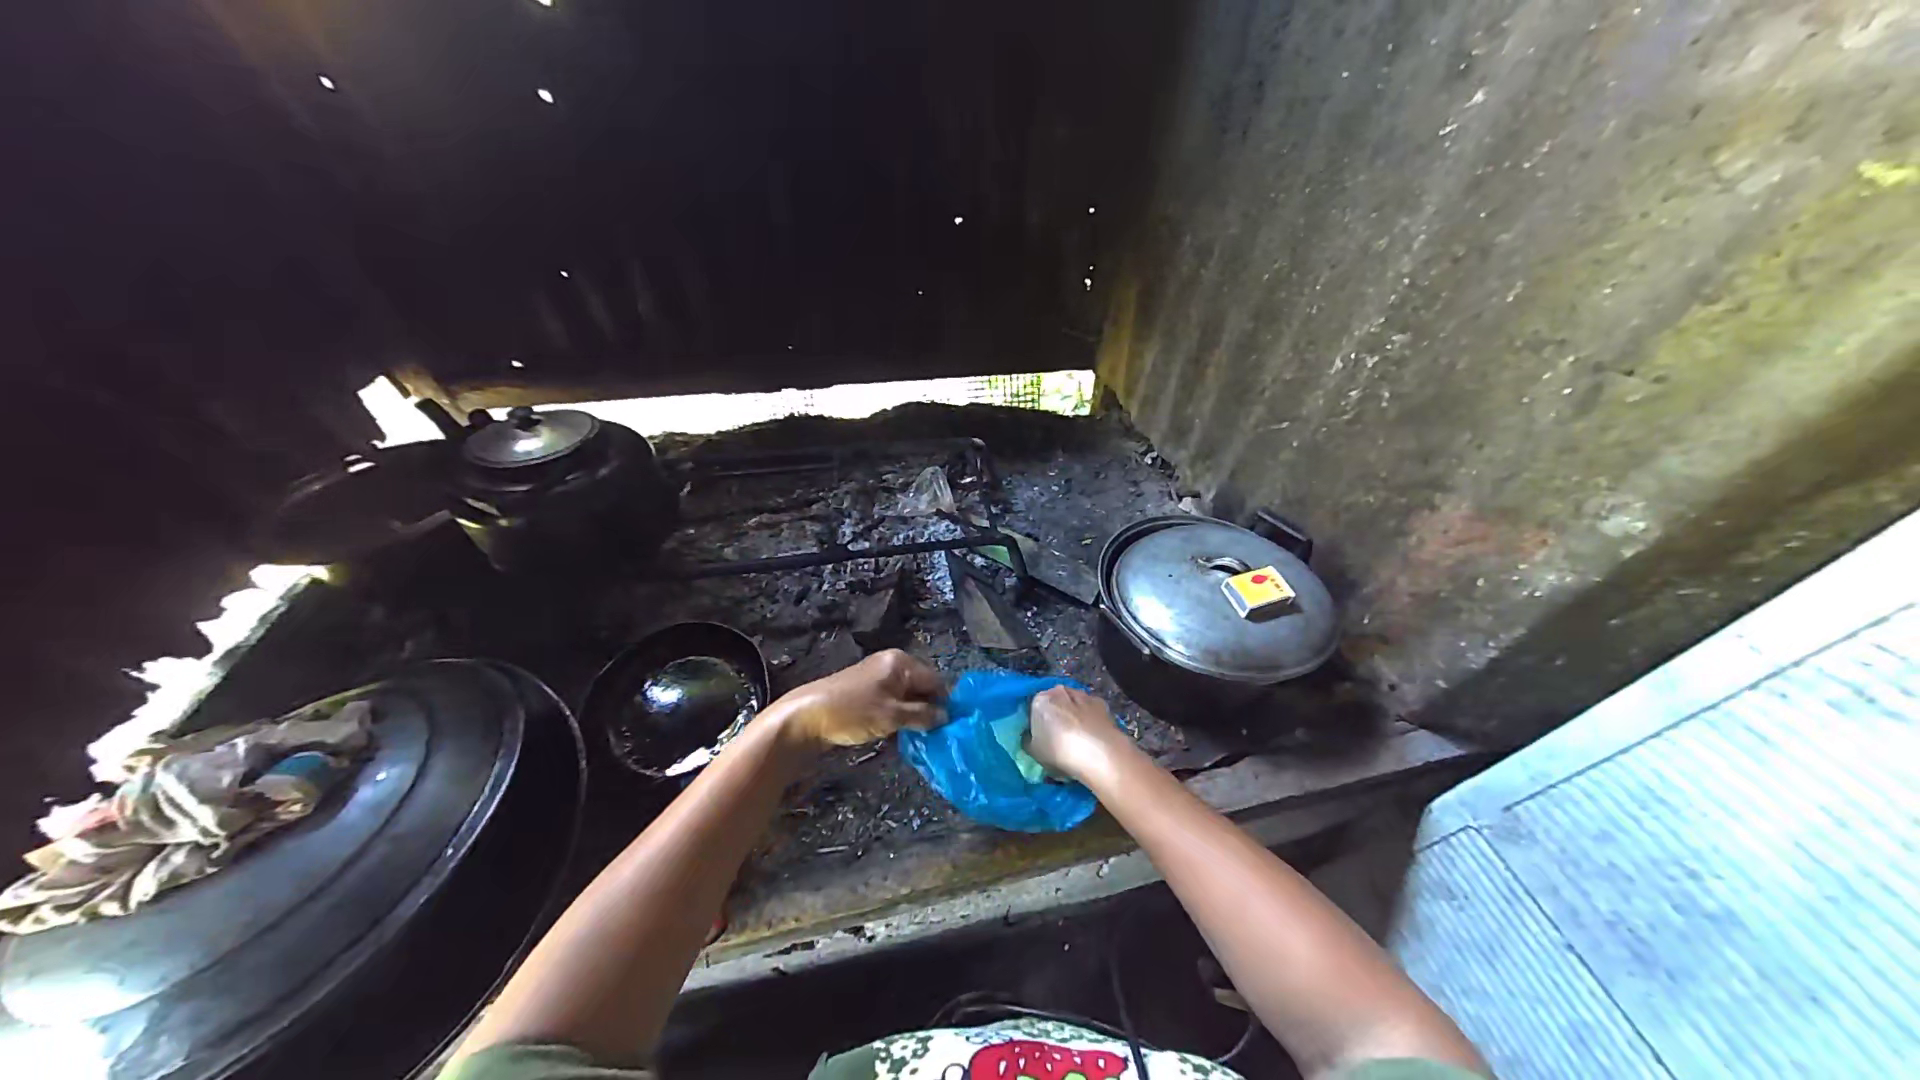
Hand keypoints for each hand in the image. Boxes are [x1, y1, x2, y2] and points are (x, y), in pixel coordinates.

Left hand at [766, 649, 945, 750]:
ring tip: (920, 737)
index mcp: (901, 662)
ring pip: (908, 696)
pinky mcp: (867, 691)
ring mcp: (877, 676)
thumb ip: (923, 715)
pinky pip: (893, 701)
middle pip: (922, 687)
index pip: (935, 681)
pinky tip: (900, 733)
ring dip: (914, 715)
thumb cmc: (852, 712)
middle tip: (935, 736)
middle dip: (929, 710)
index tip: (951, 728)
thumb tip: (946, 717)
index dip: (945, 703)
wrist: (806, 717)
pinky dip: (899, 715)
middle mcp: (891, 664)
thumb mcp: (892, 716)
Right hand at [1028, 685, 1139, 783]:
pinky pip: (1090, 711)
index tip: (1040, 738)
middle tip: (1059, 739)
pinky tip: (1093, 737)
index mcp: (1039, 700)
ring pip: (1073, 705)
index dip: (1036, 723)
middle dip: (1056, 717)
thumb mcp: (1033, 752)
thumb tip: (1030, 736)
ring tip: (1079, 740)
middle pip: (1054, 703)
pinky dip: (1090, 720)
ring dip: (1074, 716)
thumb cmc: (1060, 752)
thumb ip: (1028, 740)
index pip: (1033, 708)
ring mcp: (1083, 695)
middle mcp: (1060, 691)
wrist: (1100, 754)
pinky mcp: (1102, 704)